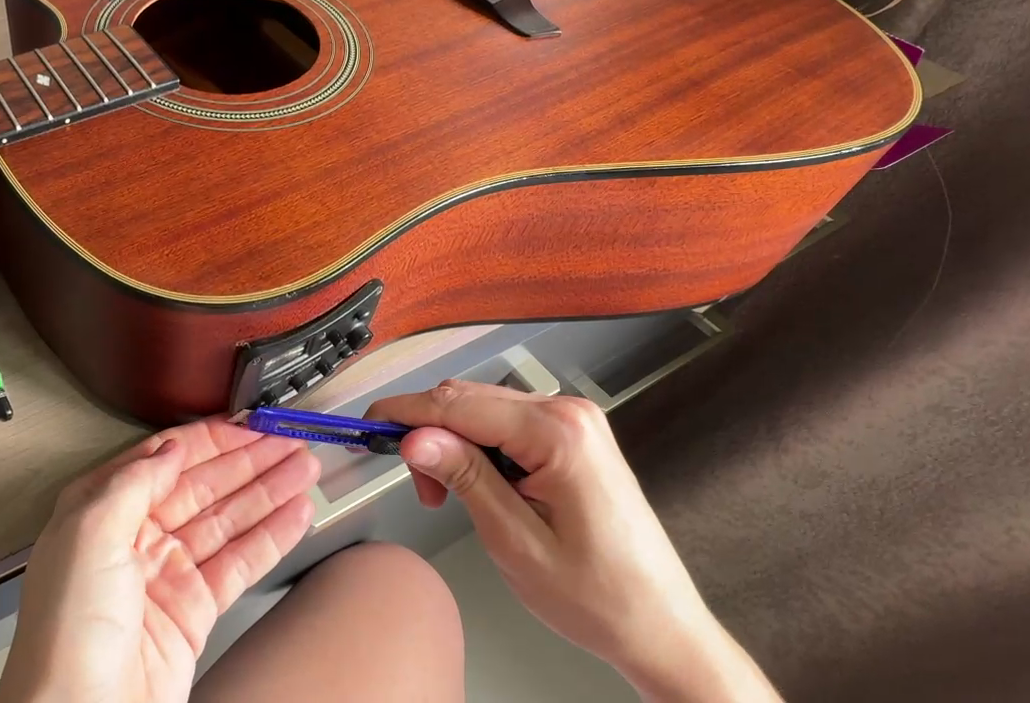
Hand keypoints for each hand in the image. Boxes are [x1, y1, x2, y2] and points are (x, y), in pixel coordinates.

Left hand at [0, 418, 319, 702]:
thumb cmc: (67, 629)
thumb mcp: (90, 532)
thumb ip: (134, 482)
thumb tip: (169, 446)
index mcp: (103, 508)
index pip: (165, 459)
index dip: (210, 439)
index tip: (246, 423)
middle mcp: (135, 536)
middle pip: (203, 486)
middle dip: (248, 462)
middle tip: (289, 442)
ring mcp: (167, 573)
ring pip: (227, 520)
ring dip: (268, 493)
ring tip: (304, 468)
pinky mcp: (193, 610)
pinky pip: (239, 563)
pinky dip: (270, 537)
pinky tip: (295, 516)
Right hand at [367, 382, 777, 702]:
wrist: (662, 628)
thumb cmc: (597, 597)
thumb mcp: (514, 540)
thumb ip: (464, 477)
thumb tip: (413, 437)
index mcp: (558, 433)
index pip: (457, 405)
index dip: (405, 413)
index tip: (366, 426)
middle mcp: (567, 413)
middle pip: (466, 399)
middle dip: (428, 433)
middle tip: (420, 488)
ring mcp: (573, 421)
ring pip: (480, 408)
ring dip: (450, 442)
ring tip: (446, 494)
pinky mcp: (572, 436)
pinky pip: (503, 422)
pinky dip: (475, 446)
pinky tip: (474, 482)